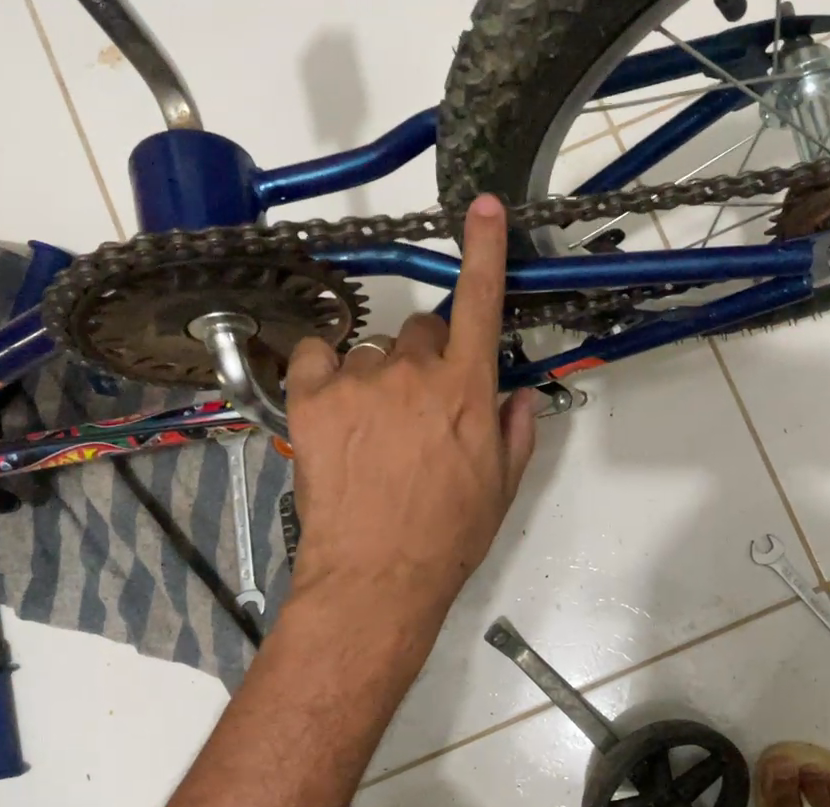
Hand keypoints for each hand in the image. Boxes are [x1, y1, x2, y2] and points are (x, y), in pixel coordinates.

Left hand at [283, 194, 537, 625]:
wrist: (378, 575)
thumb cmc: (449, 535)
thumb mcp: (502, 487)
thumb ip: (515, 432)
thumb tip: (518, 397)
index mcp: (468, 390)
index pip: (480, 304)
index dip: (485, 250)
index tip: (484, 206)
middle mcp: (414, 372)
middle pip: (423, 331)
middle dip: (428, 360)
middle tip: (420, 410)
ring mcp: (359, 381)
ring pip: (373, 352)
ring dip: (378, 378)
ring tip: (374, 432)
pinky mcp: (311, 398)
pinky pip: (319, 356)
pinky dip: (327, 373)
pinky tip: (335, 411)